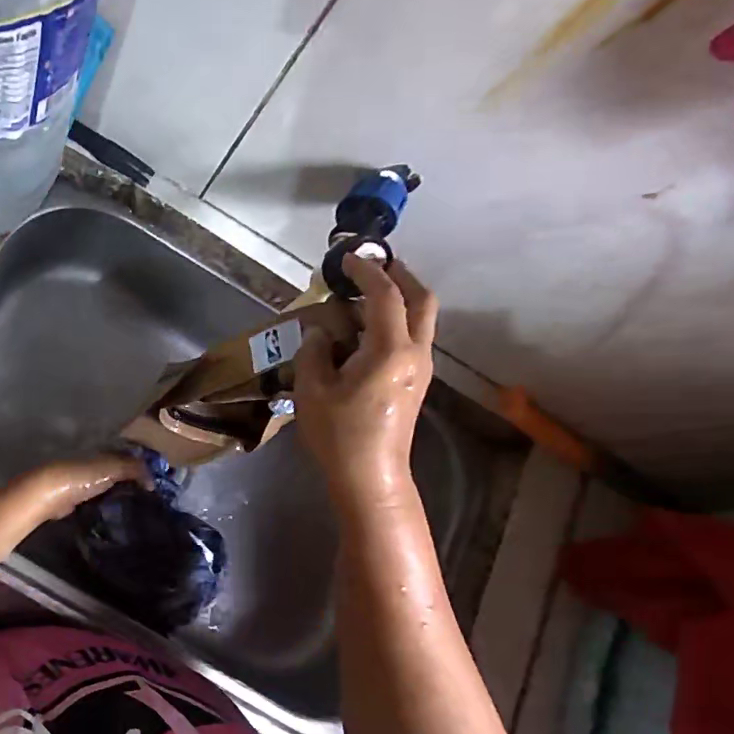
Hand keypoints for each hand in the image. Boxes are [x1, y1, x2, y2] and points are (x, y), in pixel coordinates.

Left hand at [7, 454, 151, 521]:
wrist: (48, 494)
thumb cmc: (81, 476)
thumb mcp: (112, 468)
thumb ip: (134, 469)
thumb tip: (153, 481)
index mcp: (102, 450)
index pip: (128, 452)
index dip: (143, 463)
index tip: (160, 477)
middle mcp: (93, 461)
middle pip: (119, 467)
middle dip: (134, 478)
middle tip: (153, 494)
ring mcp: (83, 479)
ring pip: (109, 483)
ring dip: (122, 491)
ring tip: (141, 505)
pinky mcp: (76, 496)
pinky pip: (99, 497)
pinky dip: (110, 501)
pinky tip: (120, 511)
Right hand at [295, 255, 437, 504]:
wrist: (370, 475)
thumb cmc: (339, 433)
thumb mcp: (312, 390)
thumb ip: (315, 351)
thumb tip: (321, 332)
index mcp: (389, 350)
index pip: (384, 295)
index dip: (366, 271)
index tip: (348, 258)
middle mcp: (414, 353)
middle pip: (421, 300)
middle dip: (399, 276)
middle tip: (373, 268)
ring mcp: (419, 369)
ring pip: (420, 319)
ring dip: (397, 300)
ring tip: (362, 299)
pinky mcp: (414, 383)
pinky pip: (411, 338)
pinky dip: (394, 322)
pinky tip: (364, 332)